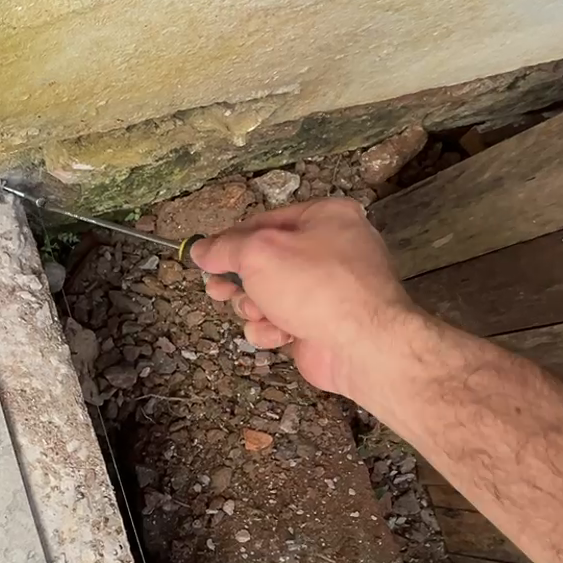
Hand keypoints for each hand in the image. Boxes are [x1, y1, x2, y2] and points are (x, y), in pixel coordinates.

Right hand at [189, 197, 423, 397]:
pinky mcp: (317, 323)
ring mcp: (323, 289)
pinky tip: (282, 334)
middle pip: (260, 262)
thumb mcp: (258, 254)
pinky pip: (277, 321)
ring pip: (263, 295)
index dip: (228, 242)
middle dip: (237, 281)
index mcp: (324, 217)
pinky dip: (271, 330)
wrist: (362, 345)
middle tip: (221, 291)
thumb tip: (200, 249)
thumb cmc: (317, 288)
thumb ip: (223, 248)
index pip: (261, 222)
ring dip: (253, 308)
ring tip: (263, 314)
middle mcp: (328, 249)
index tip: (205, 259)